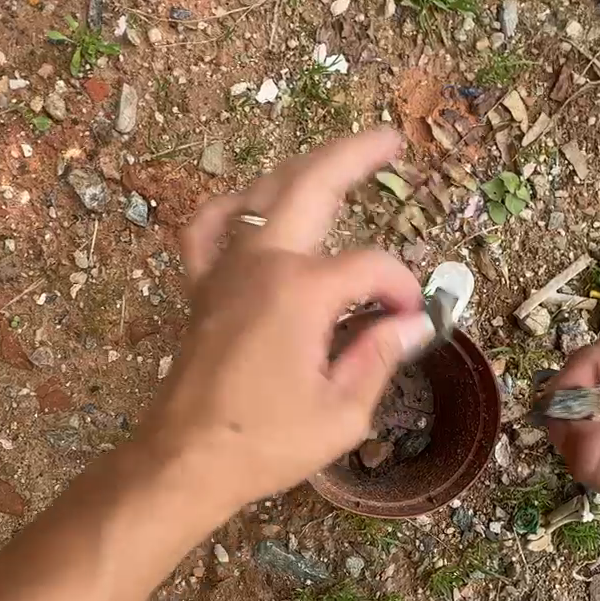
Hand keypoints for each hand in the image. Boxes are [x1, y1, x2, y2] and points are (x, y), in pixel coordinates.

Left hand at [138, 130, 434, 513]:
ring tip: (331, 164)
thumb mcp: (342, 413)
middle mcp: (262, 264)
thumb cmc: (266, 444)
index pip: (373, 268)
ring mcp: (224, 270)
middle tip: (390, 141)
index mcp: (303, 291)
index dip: (402, 291)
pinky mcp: (201, 289)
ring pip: (261, 195)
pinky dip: (229, 210)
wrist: (186, 459)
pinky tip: (249, 207)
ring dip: (299, 172)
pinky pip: (207, 230)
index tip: (410, 323)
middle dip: (356, 155)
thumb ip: (379, 358)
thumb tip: (412, 325)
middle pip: (312, 185)